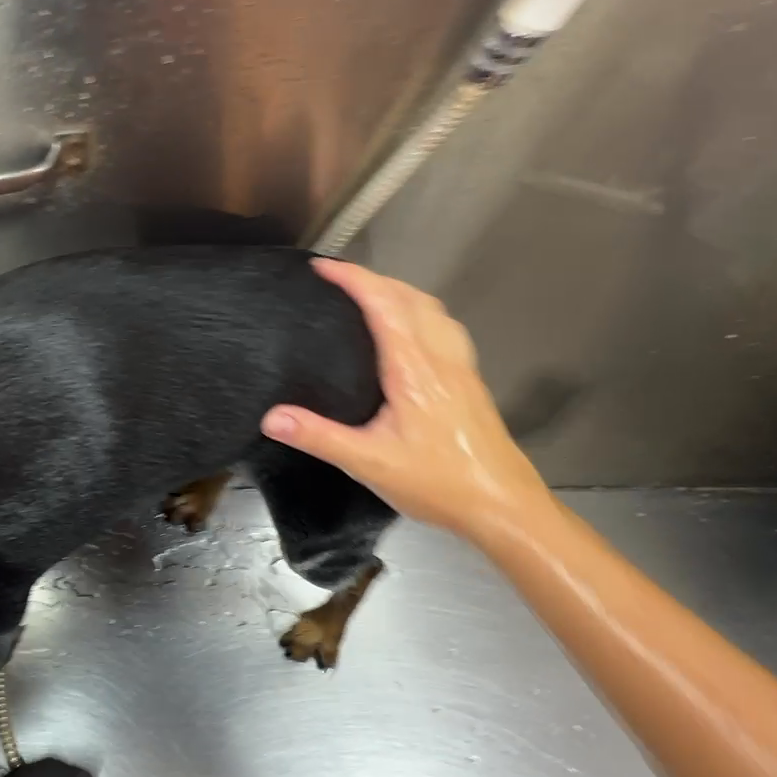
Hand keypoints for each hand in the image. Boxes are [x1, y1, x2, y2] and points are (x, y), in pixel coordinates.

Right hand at [260, 258, 553, 540]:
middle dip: (374, 279)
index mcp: (415, 371)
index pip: (385, 307)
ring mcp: (461, 372)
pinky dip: (419, 314)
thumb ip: (318, 437)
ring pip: (434, 312)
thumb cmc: (439, 484)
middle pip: (412, 300)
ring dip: (400, 293)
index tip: (322, 267)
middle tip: (337, 278)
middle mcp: (442, 361)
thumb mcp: (369, 463)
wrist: (506, 510)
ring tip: (368, 296)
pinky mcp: (469, 386)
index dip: (354, 280)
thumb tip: (270, 416)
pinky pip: (444, 330)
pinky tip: (407, 333)